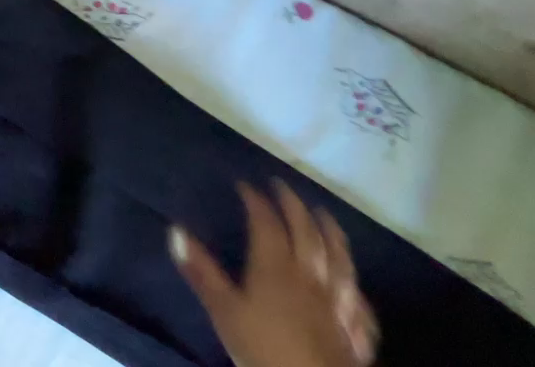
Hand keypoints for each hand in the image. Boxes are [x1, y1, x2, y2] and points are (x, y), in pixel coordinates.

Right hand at [171, 180, 378, 366]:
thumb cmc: (264, 350)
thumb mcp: (224, 311)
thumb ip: (202, 271)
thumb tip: (176, 230)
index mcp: (276, 269)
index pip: (268, 224)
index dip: (257, 202)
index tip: (244, 185)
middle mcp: (310, 279)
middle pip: (307, 235)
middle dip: (295, 207)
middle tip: (283, 187)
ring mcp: (337, 304)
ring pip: (339, 261)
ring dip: (332, 234)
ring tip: (325, 216)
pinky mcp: (354, 331)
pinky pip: (357, 300)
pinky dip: (352, 284)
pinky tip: (352, 283)